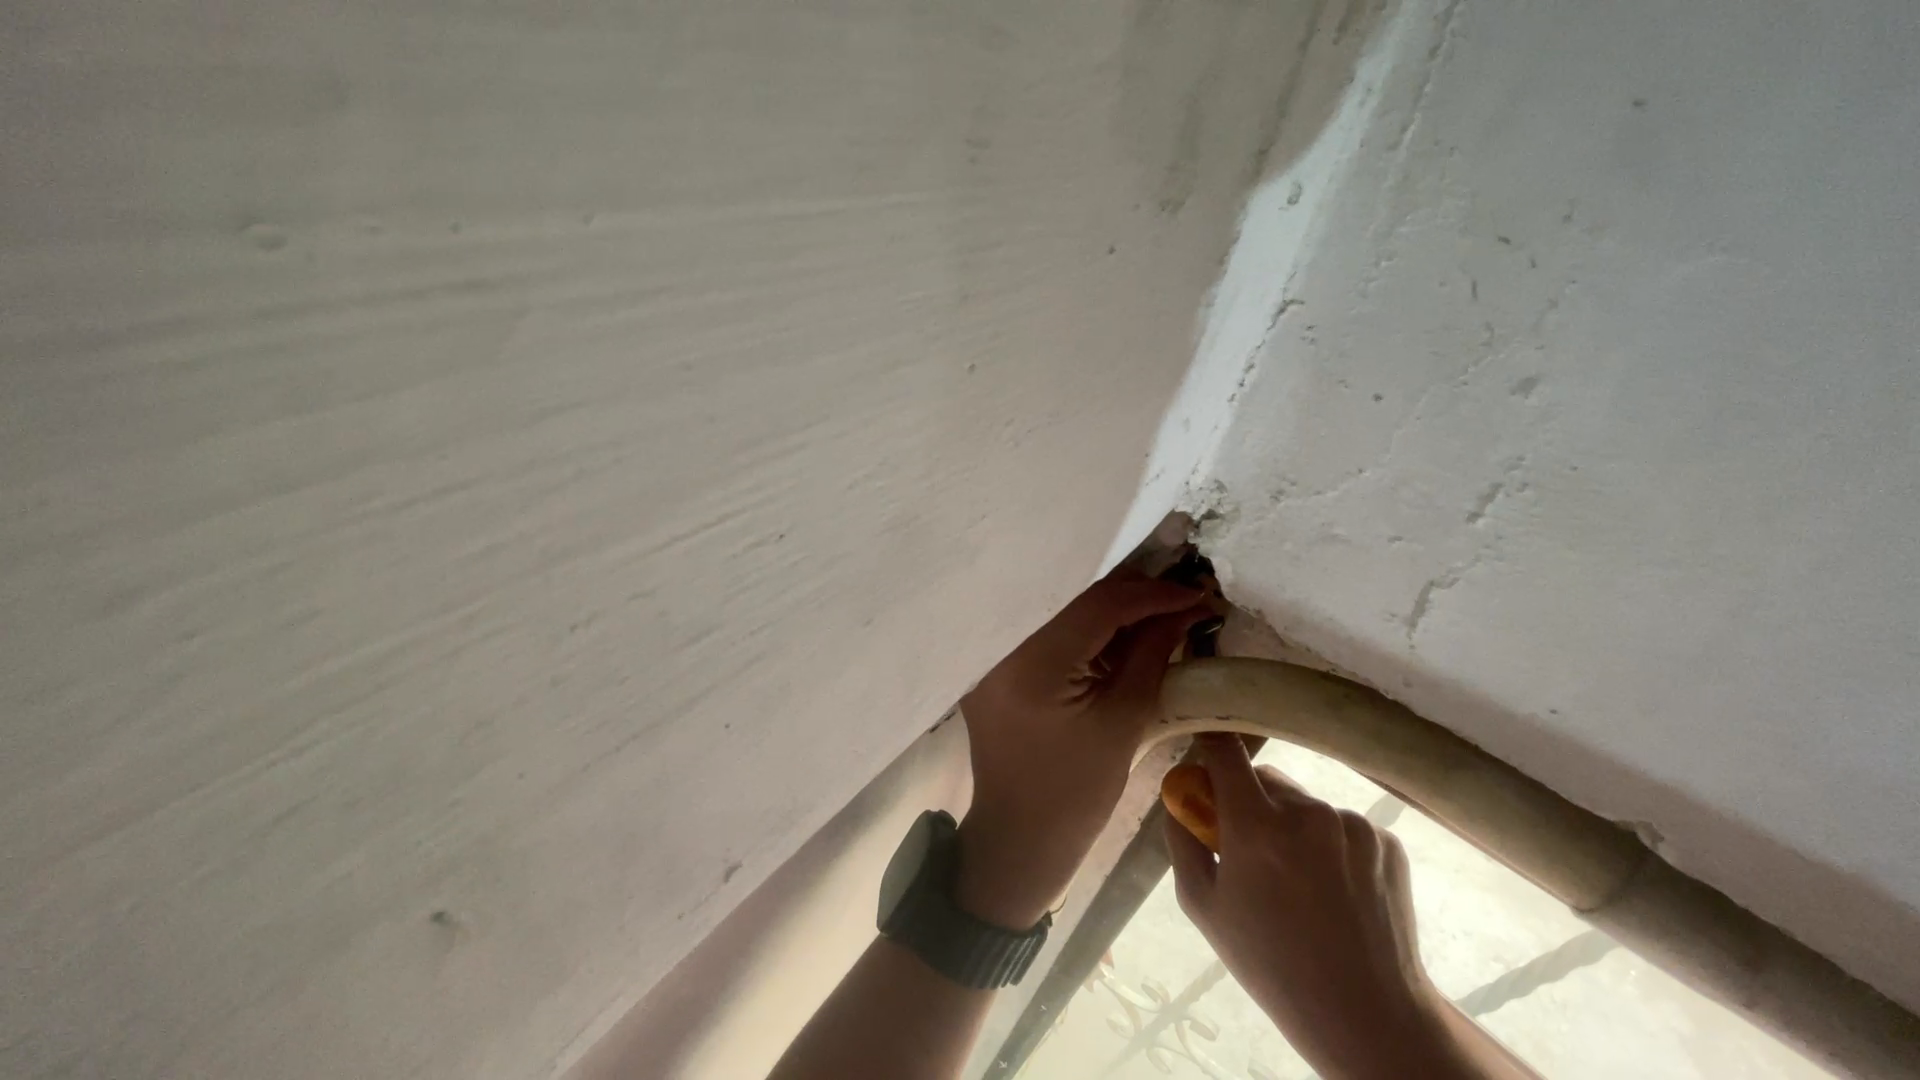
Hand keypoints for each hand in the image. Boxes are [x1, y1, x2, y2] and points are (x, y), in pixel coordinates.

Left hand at [955, 570, 1208, 928]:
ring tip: (1163, 612)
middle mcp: (1001, 646)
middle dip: (1135, 595)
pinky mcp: (995, 665)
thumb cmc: (1077, 793)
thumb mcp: (1124, 720)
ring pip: (1064, 612)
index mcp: (1031, 663)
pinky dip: (1088, 631)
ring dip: (1113, 611)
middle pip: (1077, 599)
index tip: (1197, 592)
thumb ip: (1152, 653)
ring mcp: (992, 654)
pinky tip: (1124, 635)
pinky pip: (1049, 632)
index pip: (1098, 605)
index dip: (1153, 594)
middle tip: (1185, 594)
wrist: (1020, 837)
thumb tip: (1185, 607)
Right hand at [1165, 736, 1469, 1078]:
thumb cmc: (1269, 962)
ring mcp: (1353, 824)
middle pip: (1265, 778)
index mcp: (1256, 827)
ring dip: (1291, 824)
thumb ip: (1183, 840)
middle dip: (1250, 801)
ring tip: (1299, 881)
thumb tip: (1178, 797)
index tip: (1204, 756)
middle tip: (1250, 849)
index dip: (1209, 746)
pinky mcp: (1386, 840)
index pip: (1224, 751)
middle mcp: (1307, 812)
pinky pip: (1341, 825)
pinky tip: (1334, 889)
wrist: (1366, 1010)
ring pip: (1304, 803)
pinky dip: (1329, 844)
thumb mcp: (1202, 905)